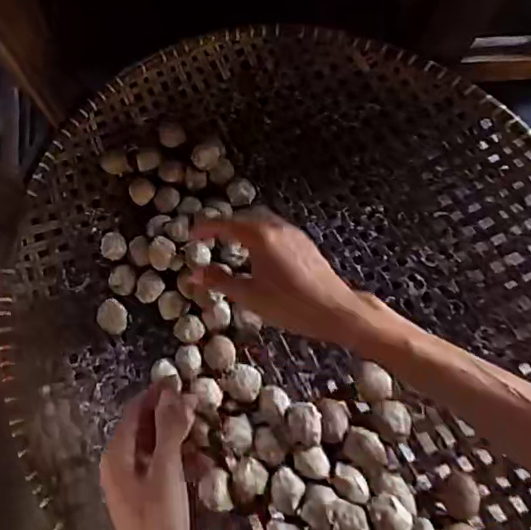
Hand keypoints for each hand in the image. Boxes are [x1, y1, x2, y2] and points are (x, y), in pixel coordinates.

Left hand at [100, 378, 196, 529]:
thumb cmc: (158, 520)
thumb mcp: (166, 469)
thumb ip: (170, 428)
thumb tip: (175, 391)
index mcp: (117, 453)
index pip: (136, 409)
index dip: (158, 393)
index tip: (181, 380)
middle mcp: (120, 465)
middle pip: (145, 427)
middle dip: (171, 415)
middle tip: (198, 404)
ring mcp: (132, 485)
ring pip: (156, 448)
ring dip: (179, 438)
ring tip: (204, 431)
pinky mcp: (147, 502)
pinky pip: (162, 469)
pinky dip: (180, 462)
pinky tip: (203, 464)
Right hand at [191, 212, 401, 346]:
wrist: (339, 312)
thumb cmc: (292, 305)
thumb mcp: (250, 296)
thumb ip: (220, 281)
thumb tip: (194, 274)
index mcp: (259, 236)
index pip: (224, 224)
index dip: (205, 229)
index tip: (191, 236)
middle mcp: (276, 228)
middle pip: (243, 217)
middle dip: (224, 226)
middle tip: (209, 239)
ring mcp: (293, 234)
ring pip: (261, 221)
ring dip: (243, 229)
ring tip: (231, 245)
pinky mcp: (305, 244)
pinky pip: (274, 230)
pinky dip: (259, 235)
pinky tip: (259, 255)